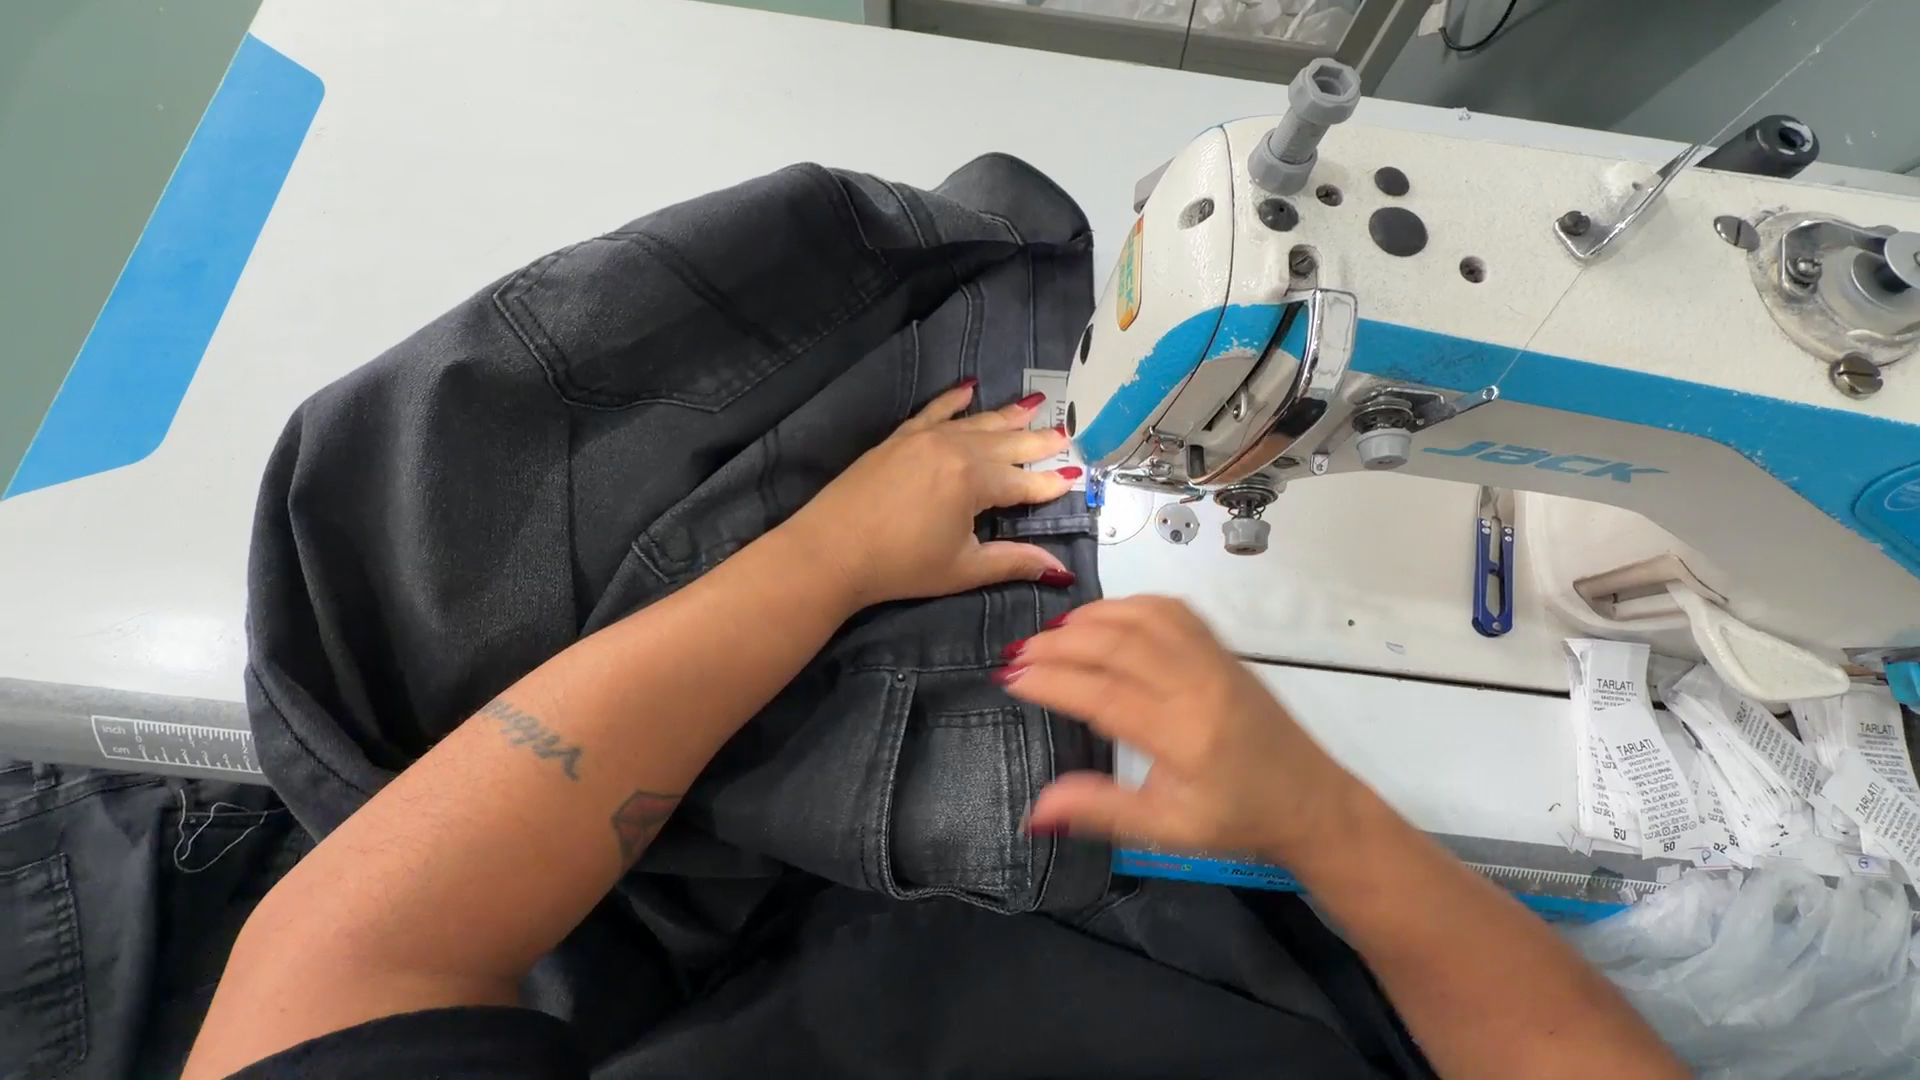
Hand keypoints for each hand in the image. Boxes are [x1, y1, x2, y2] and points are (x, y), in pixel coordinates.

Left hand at [780, 380, 1079, 607]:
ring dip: (1007, 417)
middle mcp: (955, 449)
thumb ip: (1014, 562)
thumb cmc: (900, 566)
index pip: (1023, 482)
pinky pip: (934, 411)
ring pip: (976, 423)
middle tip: (1066, 435)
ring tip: (1035, 407)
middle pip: (1006, 444)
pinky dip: (953, 399)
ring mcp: (924, 438)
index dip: (1050, 484)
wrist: (830, 550)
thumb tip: (1060, 571)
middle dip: (1038, 442)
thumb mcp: (963, 568)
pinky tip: (969, 387)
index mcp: (974, 481)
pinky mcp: (899, 437)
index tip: (1075, 479)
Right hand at [999, 596, 1359, 861]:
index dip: (1050, 681)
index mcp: (1183, 735)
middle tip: (1018, 653)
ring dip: (1090, 617)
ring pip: (1142, 615)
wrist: (1309, 799)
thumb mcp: (1166, 828)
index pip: (1102, 694)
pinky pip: (1169, 609)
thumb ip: (1101, 811)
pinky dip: (1126, 605)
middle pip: (1117, 643)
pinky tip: (1102, 620)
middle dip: (1058, 643)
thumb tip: (1036, 811)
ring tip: (1052, 634)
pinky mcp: (1222, 647)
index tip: (1009, 677)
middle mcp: (1198, 685)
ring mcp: (1213, 658)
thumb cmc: (1234, 818)